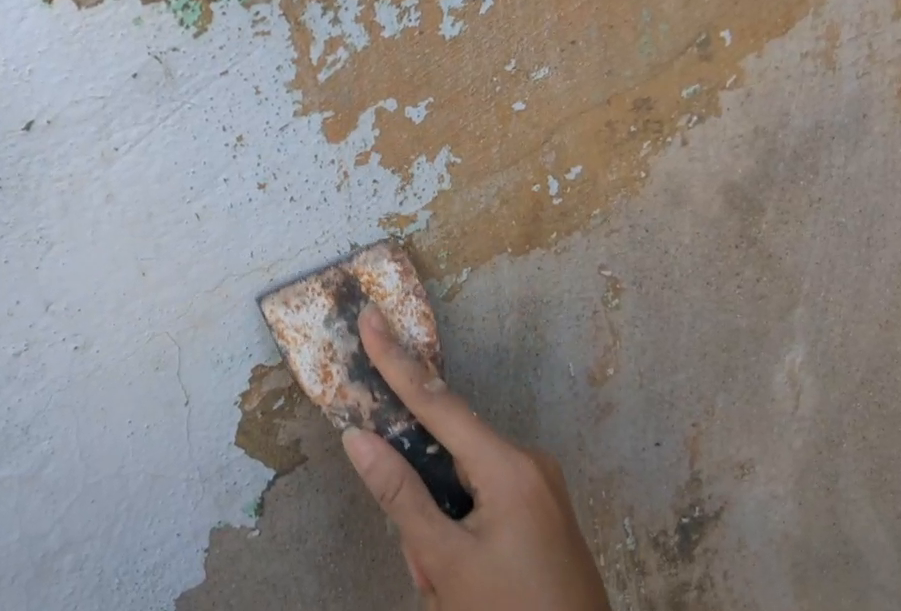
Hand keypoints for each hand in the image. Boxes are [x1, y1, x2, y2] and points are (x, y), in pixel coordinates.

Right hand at [342, 307, 610, 609]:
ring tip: (444, 585)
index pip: (437, 402)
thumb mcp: (447, 562)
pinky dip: (459, 528)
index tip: (371, 317)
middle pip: (447, 452)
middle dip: (420, 499)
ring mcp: (539, 487)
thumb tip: (358, 438)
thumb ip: (400, 495)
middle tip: (423, 563)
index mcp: (509, 468)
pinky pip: (482, 499)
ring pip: (460, 481)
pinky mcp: (542, 510)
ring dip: (438, 525)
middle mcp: (528, 464)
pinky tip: (460, 577)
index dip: (396, 360)